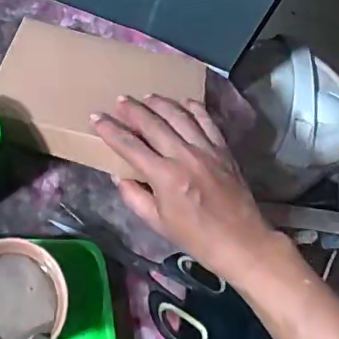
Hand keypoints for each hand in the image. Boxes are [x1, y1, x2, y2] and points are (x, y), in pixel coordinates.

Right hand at [91, 95, 289, 287]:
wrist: (242, 242)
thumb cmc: (196, 237)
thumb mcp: (157, 224)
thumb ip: (134, 197)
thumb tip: (119, 176)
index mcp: (165, 177)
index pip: (130, 146)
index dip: (110, 130)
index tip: (96, 118)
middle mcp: (184, 156)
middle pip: (153, 123)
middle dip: (133, 109)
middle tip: (120, 100)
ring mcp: (206, 149)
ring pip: (179, 116)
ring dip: (160, 103)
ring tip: (146, 97)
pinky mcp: (223, 149)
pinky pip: (206, 121)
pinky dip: (194, 108)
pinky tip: (184, 101)